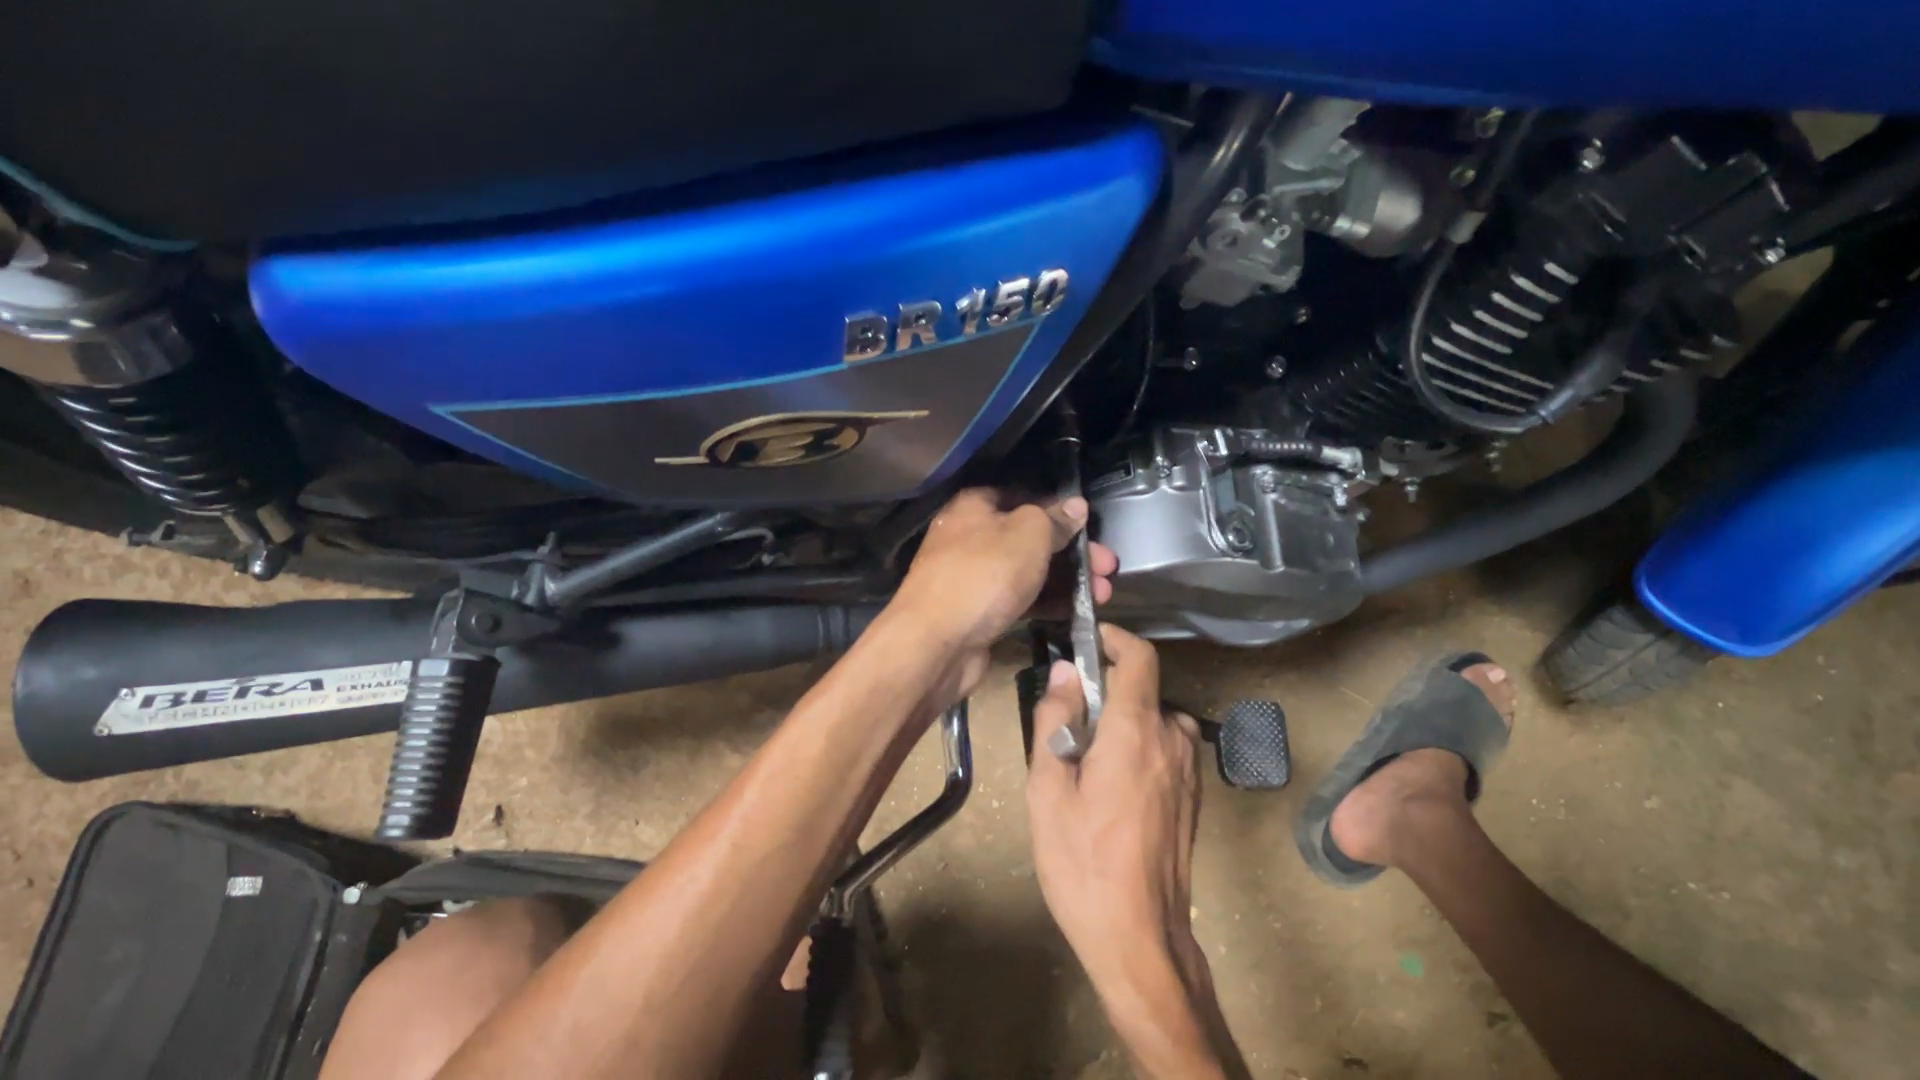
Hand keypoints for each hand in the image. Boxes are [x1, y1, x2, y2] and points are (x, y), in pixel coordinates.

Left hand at [893, 487, 1115, 652]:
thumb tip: (1075, 505)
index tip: (1089, 527)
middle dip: (1072, 552)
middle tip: (1107, 567)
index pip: (1023, 497)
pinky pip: (1019, 601)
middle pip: (1030, 538)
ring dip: (1066, 581)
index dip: (1058, 510)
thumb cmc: (983, 575)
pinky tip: (1077, 613)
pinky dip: (1046, 604)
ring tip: (1103, 594)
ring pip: (1027, 572)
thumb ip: (1054, 519)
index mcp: (974, 507)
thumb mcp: (1028, 535)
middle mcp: (970, 538)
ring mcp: (972, 578)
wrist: (935, 643)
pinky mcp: (978, 613)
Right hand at [1026, 625, 1203, 991]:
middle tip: (1064, 733)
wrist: (1139, 935)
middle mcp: (1174, 740)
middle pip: (1141, 692)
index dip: (1114, 639)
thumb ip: (1055, 721)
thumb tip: (1063, 673)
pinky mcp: (1193, 796)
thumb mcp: (1048, 790)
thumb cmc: (1083, 862)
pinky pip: (1164, 750)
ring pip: (1153, 722)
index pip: (1139, 657)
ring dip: (1121, 727)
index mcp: (1138, 731)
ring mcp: (1190, 770)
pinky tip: (1110, 795)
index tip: (1087, 641)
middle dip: (1103, 698)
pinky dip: (1138, 750)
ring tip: (1084, 771)